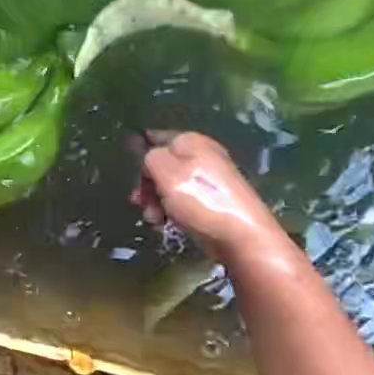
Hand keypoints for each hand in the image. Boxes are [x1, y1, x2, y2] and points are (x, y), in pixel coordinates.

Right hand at [132, 132, 279, 261]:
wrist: (242, 236)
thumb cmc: (199, 199)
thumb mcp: (164, 171)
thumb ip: (149, 157)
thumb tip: (150, 160)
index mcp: (191, 141)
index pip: (155, 138)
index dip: (140, 156)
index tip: (131, 177)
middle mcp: (202, 155)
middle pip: (162, 165)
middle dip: (147, 184)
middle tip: (139, 202)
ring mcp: (209, 180)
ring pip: (170, 186)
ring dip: (156, 201)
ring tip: (153, 219)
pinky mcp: (212, 202)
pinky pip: (183, 201)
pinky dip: (171, 211)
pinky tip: (166, 224)